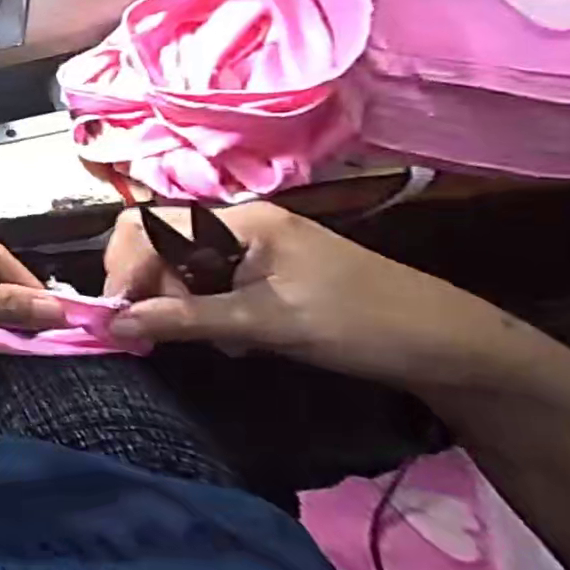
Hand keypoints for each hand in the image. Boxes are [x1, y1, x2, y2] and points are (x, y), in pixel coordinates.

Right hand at [103, 202, 560, 392]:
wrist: (455, 348)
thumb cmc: (361, 323)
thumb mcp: (267, 323)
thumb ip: (186, 319)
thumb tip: (114, 323)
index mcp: (238, 221)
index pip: (147, 226)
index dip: (123, 266)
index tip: (118, 312)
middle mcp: (235, 225)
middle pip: (157, 246)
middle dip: (149, 289)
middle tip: (155, 333)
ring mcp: (248, 248)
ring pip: (178, 269)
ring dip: (178, 306)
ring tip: (213, 341)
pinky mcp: (259, 272)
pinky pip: (205, 284)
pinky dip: (203, 312)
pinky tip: (233, 338)